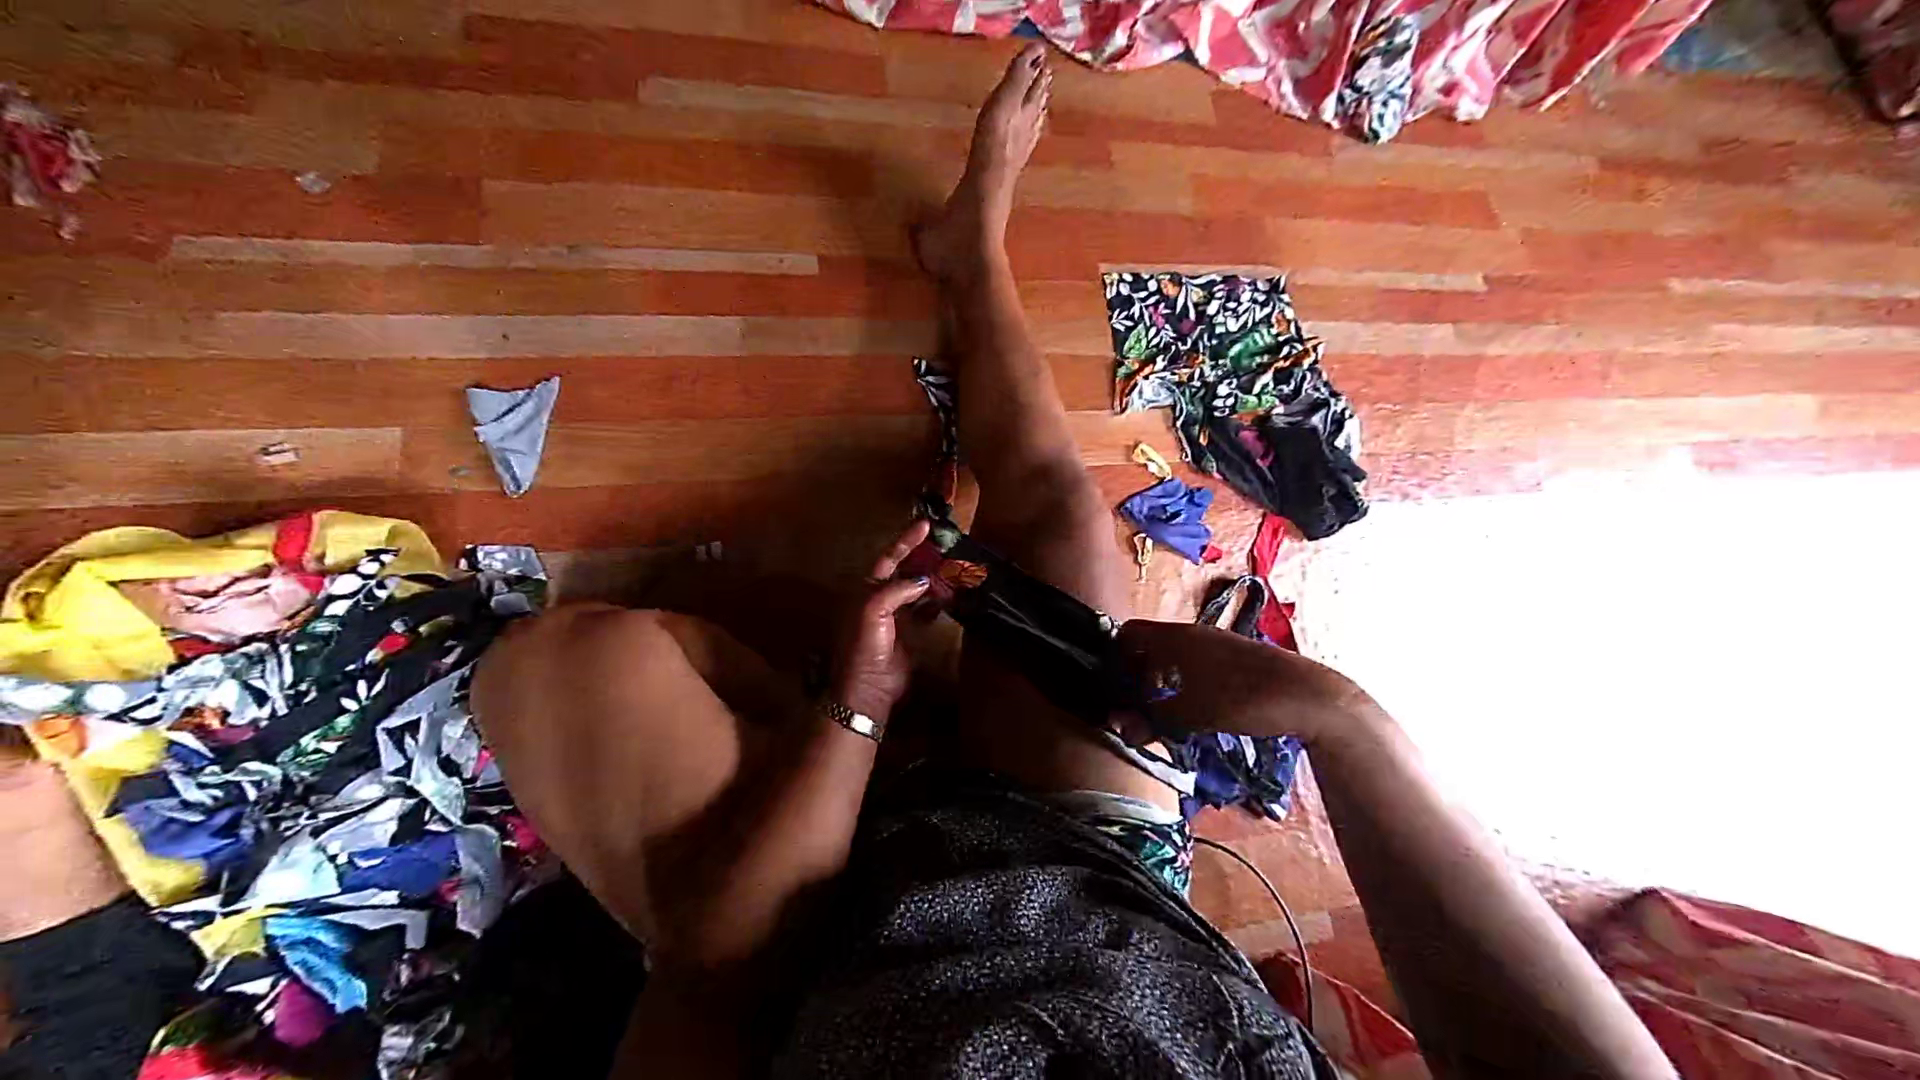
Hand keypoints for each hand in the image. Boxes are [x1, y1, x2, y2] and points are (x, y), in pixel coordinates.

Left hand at [829, 520, 933, 719]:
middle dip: (924, 556)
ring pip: (917, 587)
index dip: (907, 540)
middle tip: (946, 543)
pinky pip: (925, 608)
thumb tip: (924, 579)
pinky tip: (951, 593)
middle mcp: (881, 597)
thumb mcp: (873, 612)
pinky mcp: (908, 632)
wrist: (868, 689)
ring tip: (954, 564)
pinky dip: (937, 599)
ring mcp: (895, 615)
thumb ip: (897, 590)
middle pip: (905, 569)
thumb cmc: (865, 648)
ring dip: (934, 576)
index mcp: (867, 589)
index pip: (889, 557)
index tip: (926, 524)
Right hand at [1114, 619, 1376, 747]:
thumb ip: (1149, 719)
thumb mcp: (1189, 714)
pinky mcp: (1234, 656)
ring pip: (1173, 656)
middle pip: (1149, 645)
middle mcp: (1191, 632)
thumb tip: (1118, 726)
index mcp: (1173, 637)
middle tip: (1136, 705)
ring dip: (1161, 680)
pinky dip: (1185, 681)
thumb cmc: (1240, 698)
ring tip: (1164, 710)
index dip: (1115, 659)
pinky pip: (1195, 663)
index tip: (1115, 688)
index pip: (1127, 634)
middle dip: (1137, 674)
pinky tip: (1195, 707)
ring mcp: (1215, 642)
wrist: (1306, 696)